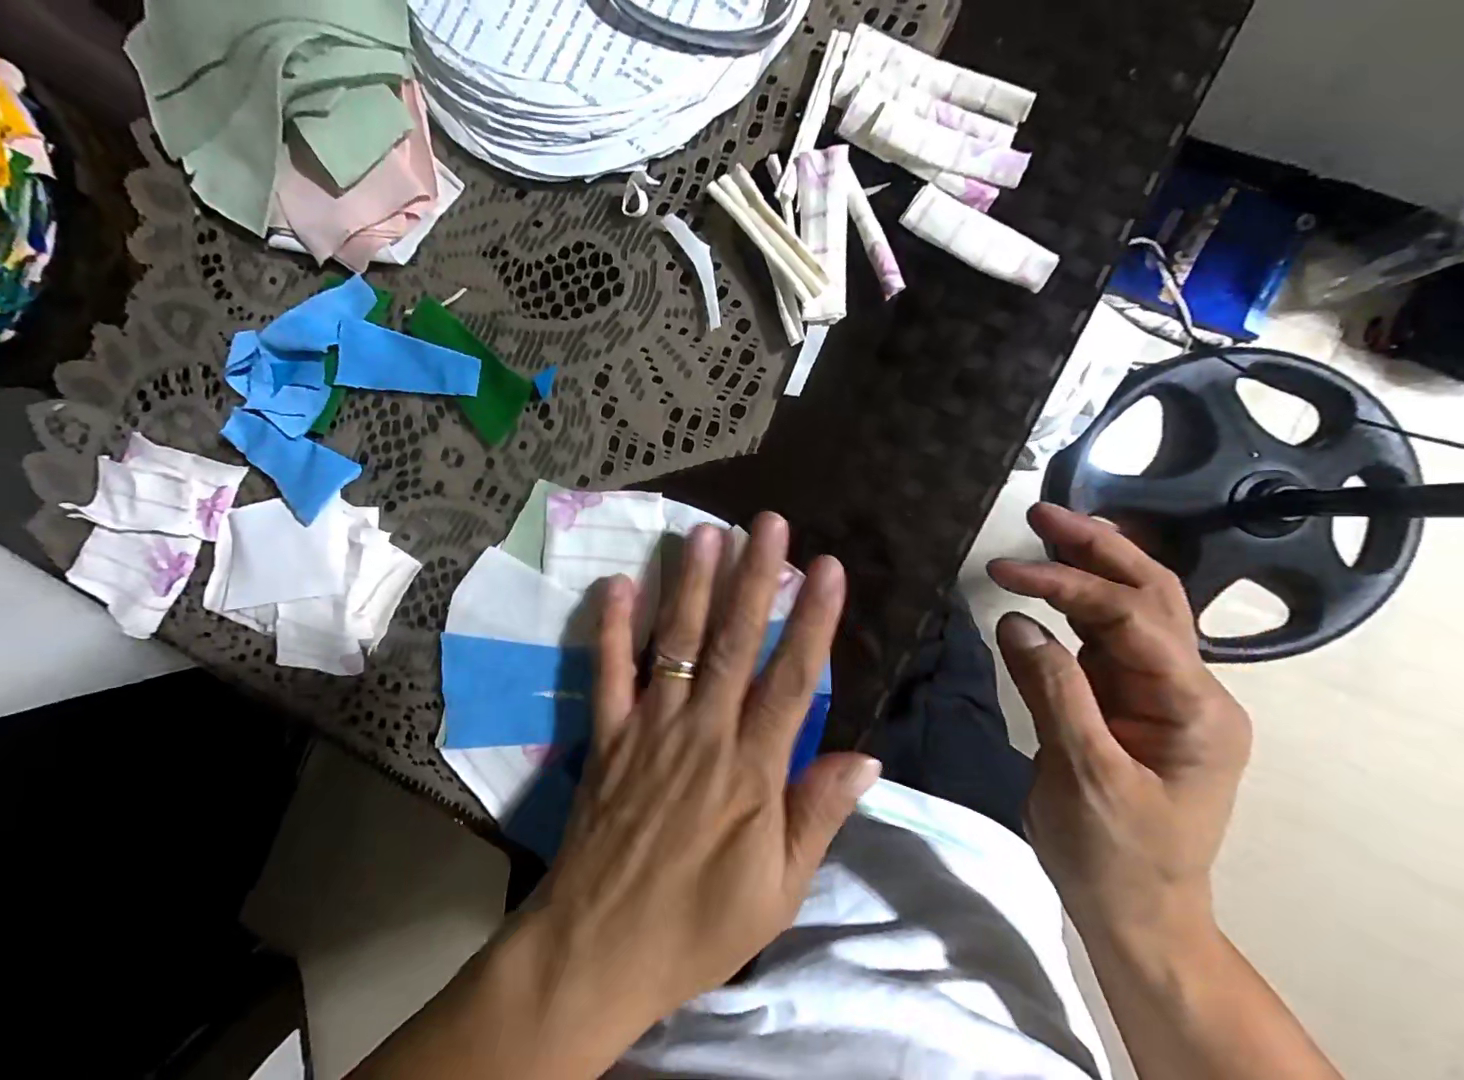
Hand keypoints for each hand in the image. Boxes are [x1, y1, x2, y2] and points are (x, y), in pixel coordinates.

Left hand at [524, 514, 881, 1036]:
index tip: (827, 568)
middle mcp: (702, 734)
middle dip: (755, 579)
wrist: (604, 942)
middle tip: (768, 524)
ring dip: (693, 586)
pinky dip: (614, 627)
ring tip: (705, 534)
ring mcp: (649, 729)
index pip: (794, 680)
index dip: (814, 620)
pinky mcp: (607, 736)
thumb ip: (818, 815)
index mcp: (753, 771)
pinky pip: (609, 672)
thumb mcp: (779, 888)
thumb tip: (866, 755)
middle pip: (736, 644)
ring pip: (677, 645)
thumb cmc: (699, 924)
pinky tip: (621, 584)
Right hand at [987, 503, 1251, 947]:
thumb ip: (1054, 693)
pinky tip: (1049, 586)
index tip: (1000, 568)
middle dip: (1101, 550)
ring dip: (1094, 567)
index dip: (1068, 585)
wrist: (1132, 904)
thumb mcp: (1083, 774)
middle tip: (1041, 513)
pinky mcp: (1123, 704)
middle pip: (1154, 599)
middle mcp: (1188, 691)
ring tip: (1045, 531)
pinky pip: (1105, 641)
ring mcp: (1157, 695)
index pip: (1133, 621)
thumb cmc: (1114, 849)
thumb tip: (1015, 622)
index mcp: (1195, 709)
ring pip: (1135, 613)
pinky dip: (1077, 605)